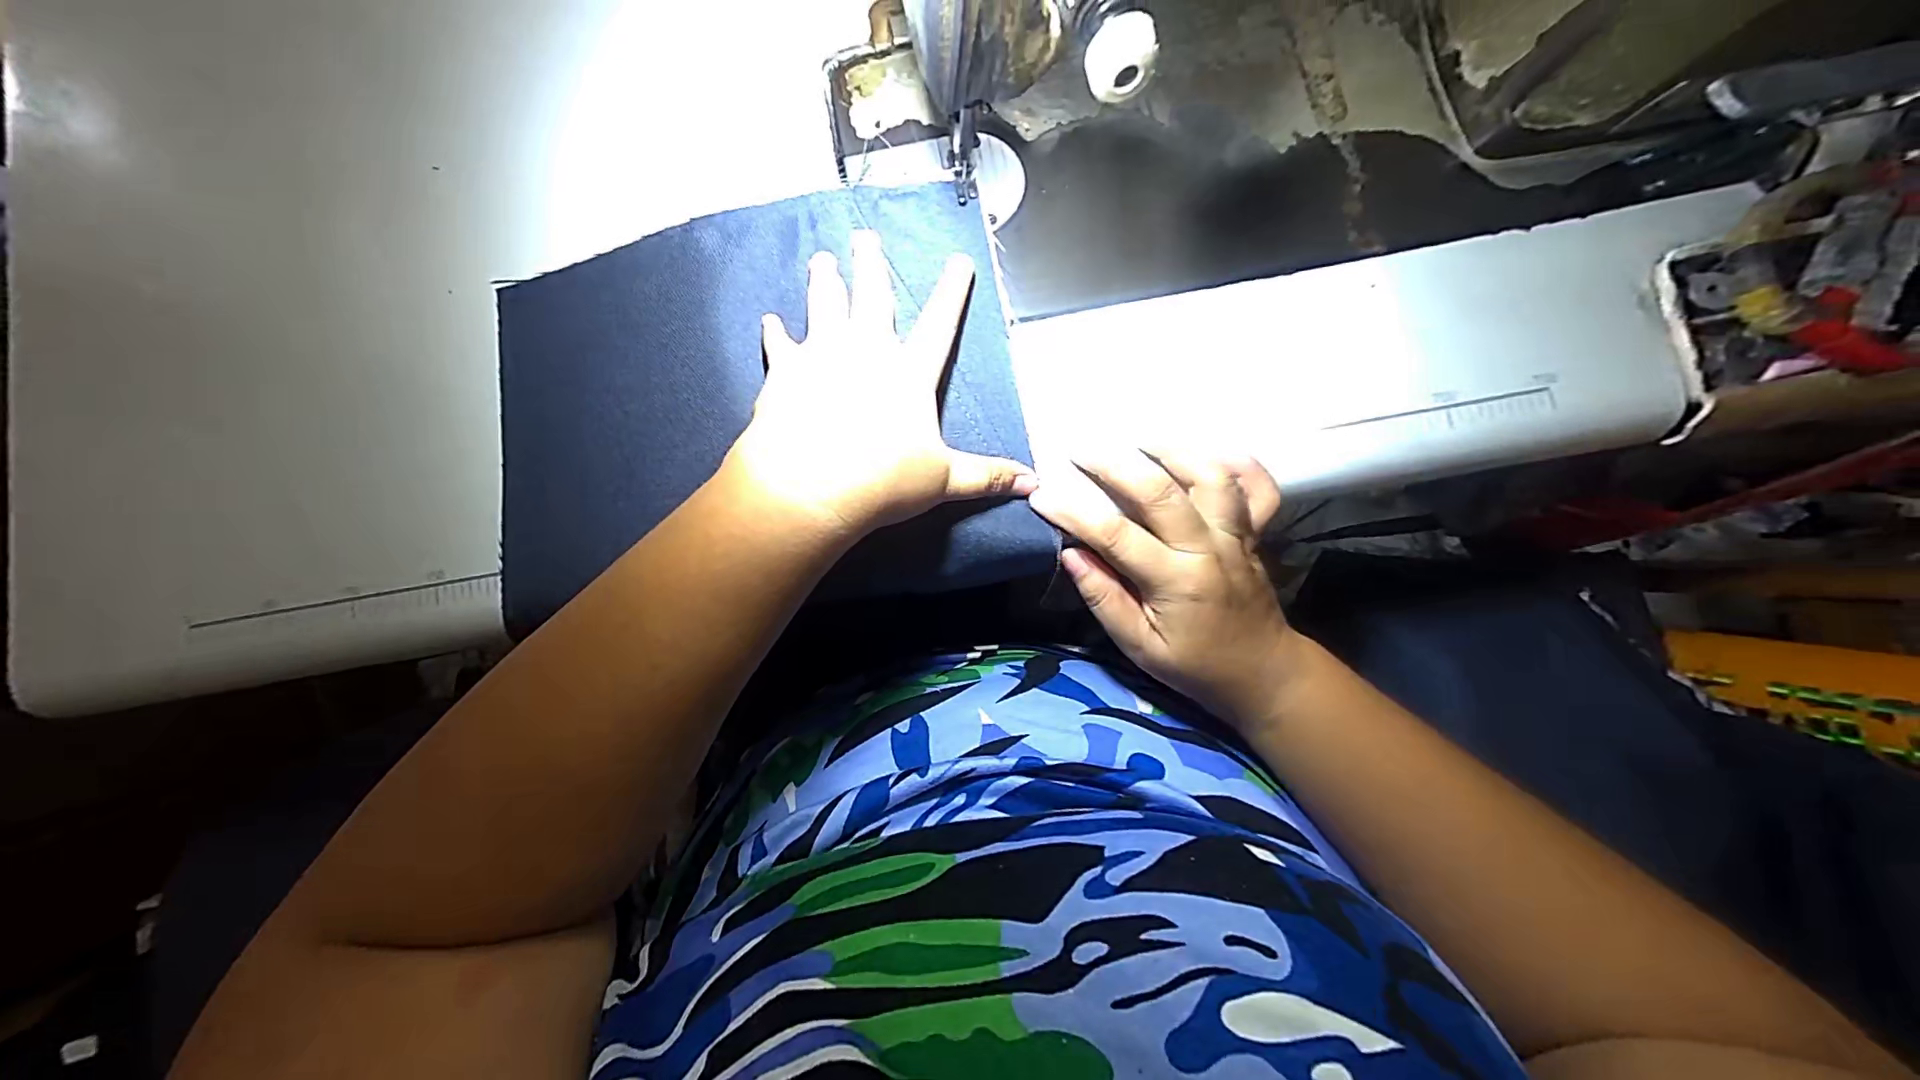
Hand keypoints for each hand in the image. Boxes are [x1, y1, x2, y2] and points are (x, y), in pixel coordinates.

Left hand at [724, 231, 1036, 535]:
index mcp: (908, 373)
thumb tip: (1031, 482)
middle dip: (871, 264)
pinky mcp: (785, 372)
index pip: (939, 324)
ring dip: (824, 281)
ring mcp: (822, 356)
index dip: (953, 292)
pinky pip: (780, 345)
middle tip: (864, 237)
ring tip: (822, 261)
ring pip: (823, 306)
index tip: (959, 262)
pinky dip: (776, 333)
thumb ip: (986, 475)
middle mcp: (866, 352)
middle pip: (871, 297)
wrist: (810, 487)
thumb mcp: (943, 480)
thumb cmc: (880, 481)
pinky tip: (771, 322)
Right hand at [1027, 451, 1304, 727]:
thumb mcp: (1139, 645)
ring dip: (1173, 452)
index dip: (1074, 513)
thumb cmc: (1194, 665)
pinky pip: (1257, 487)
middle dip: (1114, 465)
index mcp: (1176, 581)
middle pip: (1161, 491)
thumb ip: (1104, 598)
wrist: (1262, 672)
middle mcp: (1209, 548)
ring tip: (1138, 443)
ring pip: (1210, 477)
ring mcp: (1237, 535)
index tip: (1042, 496)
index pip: (1115, 535)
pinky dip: (1238, 463)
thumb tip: (1070, 553)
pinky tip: (1207, 453)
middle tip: (1080, 452)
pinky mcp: (1256, 532)